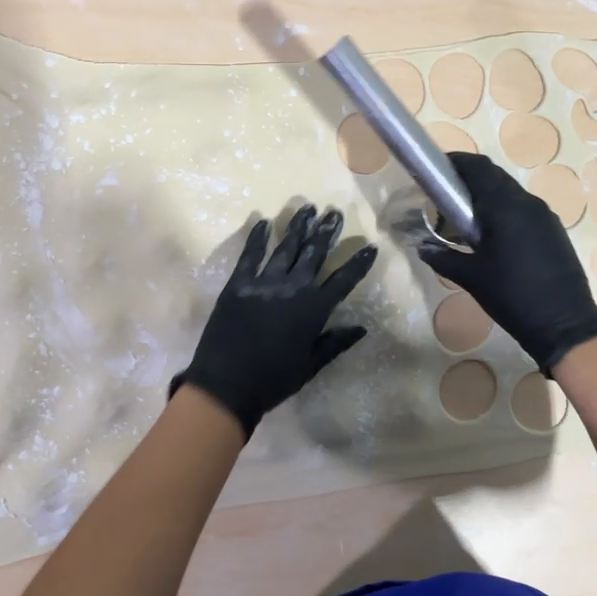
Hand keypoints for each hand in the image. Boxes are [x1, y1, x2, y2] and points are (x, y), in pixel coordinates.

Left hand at [174, 205, 376, 437]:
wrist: (226, 386)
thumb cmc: (273, 381)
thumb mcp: (311, 365)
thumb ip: (335, 343)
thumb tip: (361, 328)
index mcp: (314, 311)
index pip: (343, 280)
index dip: (358, 263)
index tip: (370, 247)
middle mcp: (292, 290)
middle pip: (314, 254)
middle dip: (326, 232)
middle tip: (334, 213)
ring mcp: (263, 283)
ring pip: (285, 248)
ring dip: (297, 227)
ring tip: (307, 208)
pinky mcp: (237, 284)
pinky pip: (250, 255)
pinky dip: (257, 237)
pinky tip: (263, 222)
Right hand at [419, 153, 596, 371]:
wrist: (564, 324)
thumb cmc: (512, 297)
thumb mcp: (471, 278)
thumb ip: (443, 258)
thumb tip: (421, 247)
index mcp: (505, 207)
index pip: (478, 168)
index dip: (457, 162)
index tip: (437, 169)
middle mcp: (527, 203)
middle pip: (495, 177)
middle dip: (470, 180)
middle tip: (445, 197)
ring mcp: (545, 216)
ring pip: (510, 194)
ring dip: (488, 197)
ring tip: (466, 220)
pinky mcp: (554, 231)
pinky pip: (524, 210)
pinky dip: (504, 212)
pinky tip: (493, 236)